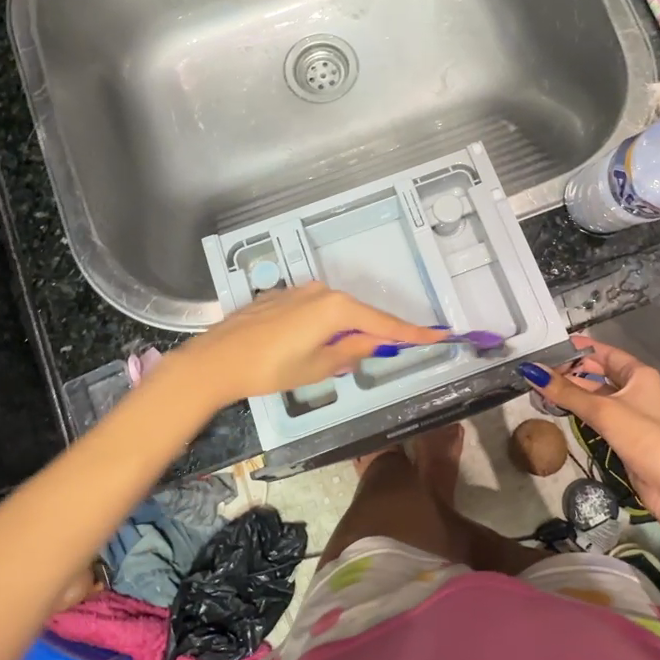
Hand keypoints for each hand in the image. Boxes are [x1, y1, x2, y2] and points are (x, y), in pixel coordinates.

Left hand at [168, 283, 445, 404]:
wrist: (217, 360)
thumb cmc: (270, 368)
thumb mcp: (318, 367)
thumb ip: (352, 351)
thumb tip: (376, 342)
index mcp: (335, 307)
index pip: (383, 323)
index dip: (413, 333)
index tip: (442, 334)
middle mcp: (321, 291)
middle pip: (360, 314)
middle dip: (374, 333)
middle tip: (391, 352)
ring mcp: (299, 291)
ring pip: (336, 312)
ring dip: (345, 331)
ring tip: (340, 358)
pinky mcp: (281, 297)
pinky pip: (315, 310)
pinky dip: (324, 326)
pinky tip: (313, 346)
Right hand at [522, 334, 659, 515]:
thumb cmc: (645, 437)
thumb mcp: (604, 411)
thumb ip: (566, 392)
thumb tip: (530, 370)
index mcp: (638, 374)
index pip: (603, 352)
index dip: (577, 348)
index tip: (547, 346)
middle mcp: (635, 389)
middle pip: (598, 373)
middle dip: (570, 370)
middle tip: (536, 369)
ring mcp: (630, 413)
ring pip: (595, 395)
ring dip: (572, 391)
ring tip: (538, 386)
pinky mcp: (624, 434)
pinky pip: (597, 415)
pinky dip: (579, 410)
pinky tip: (557, 408)